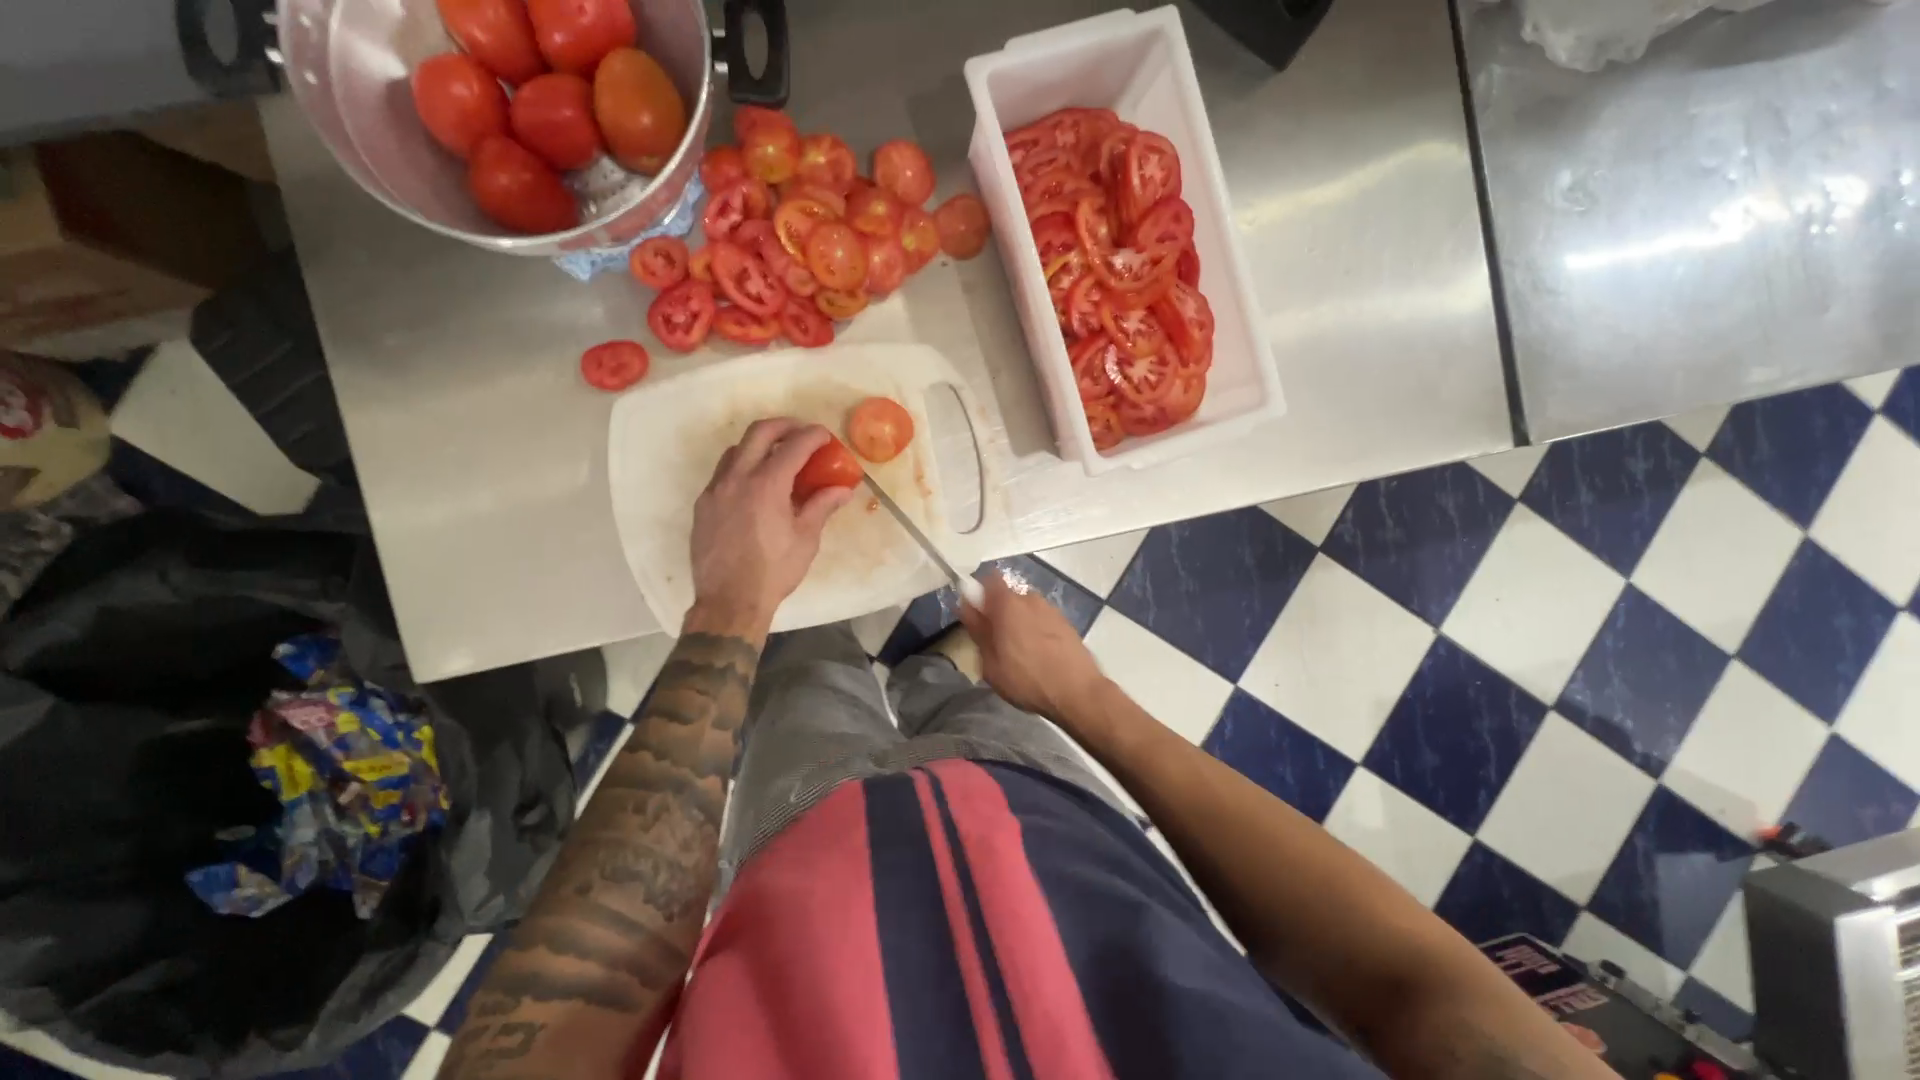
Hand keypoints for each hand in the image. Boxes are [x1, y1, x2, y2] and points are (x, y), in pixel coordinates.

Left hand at [688, 418, 855, 631]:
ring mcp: (715, 490)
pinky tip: (755, 487)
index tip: (825, 436)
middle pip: (759, 433)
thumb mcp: (805, 539)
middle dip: (784, 426)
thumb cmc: (773, 572)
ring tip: (777, 458)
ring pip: (736, 451)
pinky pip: (723, 474)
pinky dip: (742, 468)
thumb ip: (821, 506)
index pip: (793, 445)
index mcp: (767, 485)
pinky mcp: (703, 505)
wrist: (729, 601)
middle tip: (801, 433)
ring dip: (759, 446)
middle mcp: (737, 478)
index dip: (813, 435)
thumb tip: (842, 489)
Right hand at [959, 573, 1109, 722]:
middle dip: (1000, 614)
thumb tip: (967, 606)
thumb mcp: (990, 663)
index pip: (989, 580)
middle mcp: (1030, 599)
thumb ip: (977, 630)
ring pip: (1026, 610)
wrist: (1078, 692)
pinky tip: (1040, 656)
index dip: (980, 594)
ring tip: (1021, 653)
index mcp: (1008, 604)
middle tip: (997, 643)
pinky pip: (1042, 620)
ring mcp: (1051, 610)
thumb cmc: (1026, 679)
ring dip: (1019, 624)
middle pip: (1008, 597)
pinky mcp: (1066, 623)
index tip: (977, 617)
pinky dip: (1037, 631)